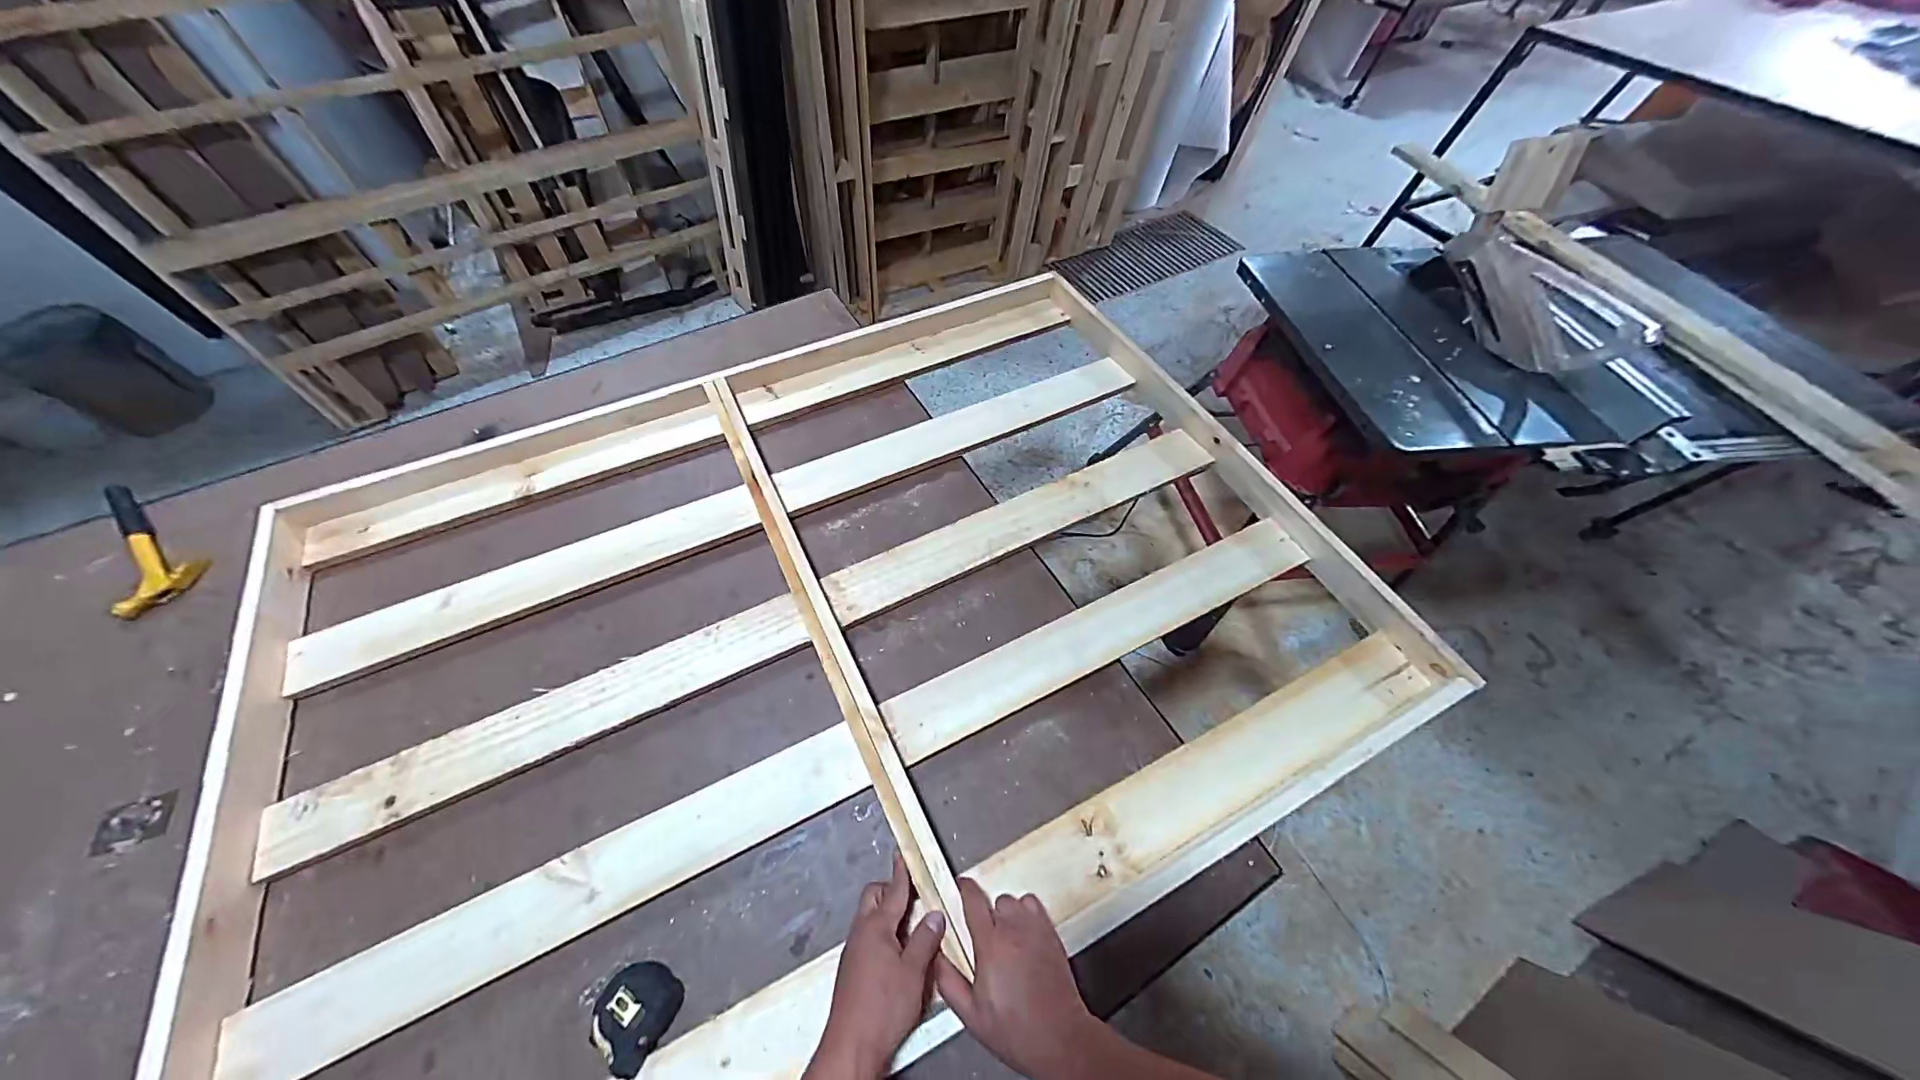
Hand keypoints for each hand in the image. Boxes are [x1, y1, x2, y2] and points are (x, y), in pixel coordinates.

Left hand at [804, 855, 947, 1079]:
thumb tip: (934, 917)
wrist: (851, 1046)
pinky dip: (885, 938)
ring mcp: (854, 952)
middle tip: (913, 894)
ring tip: (914, 928)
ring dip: (890, 917)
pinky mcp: (853, 970)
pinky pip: (869, 940)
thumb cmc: (881, 1010)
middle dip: (892, 891)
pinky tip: (900, 956)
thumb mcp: (914, 972)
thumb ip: (925, 940)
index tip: (903, 855)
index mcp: (875, 928)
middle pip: (874, 898)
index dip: (901, 872)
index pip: (892, 891)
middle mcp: (860, 935)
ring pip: (871, 920)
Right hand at [932, 878, 1101, 1079]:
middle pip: (993, 899)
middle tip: (982, 935)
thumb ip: (948, 981)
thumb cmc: (1018, 1031)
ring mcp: (1035, 930)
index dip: (964, 888)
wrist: (1059, 1039)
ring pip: (1014, 901)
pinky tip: (1022, 933)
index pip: (973, 900)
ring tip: (1003, 937)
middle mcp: (1013, 931)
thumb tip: (936, 958)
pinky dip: (1026, 913)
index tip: (960, 886)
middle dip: (985, 912)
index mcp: (990, 946)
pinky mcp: (1051, 934)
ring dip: (1006, 913)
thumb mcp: (971, 1014)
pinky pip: (1034, 906)